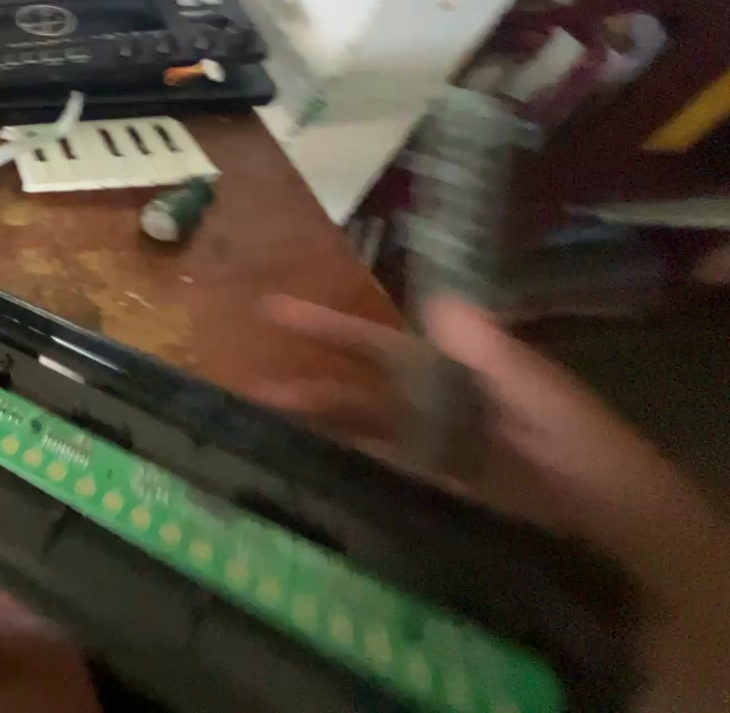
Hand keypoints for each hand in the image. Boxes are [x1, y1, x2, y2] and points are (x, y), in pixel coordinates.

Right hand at [260, 294, 706, 559]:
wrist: (666, 610)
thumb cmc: (621, 507)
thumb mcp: (575, 432)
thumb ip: (510, 372)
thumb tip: (439, 300)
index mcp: (480, 402)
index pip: (392, 354)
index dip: (334, 330)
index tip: (271, 311)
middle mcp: (451, 437)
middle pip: (363, 403)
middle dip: (305, 391)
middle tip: (245, 388)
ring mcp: (438, 486)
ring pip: (358, 449)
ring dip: (310, 440)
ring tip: (255, 440)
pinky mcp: (433, 531)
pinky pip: (371, 498)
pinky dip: (332, 488)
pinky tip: (297, 491)